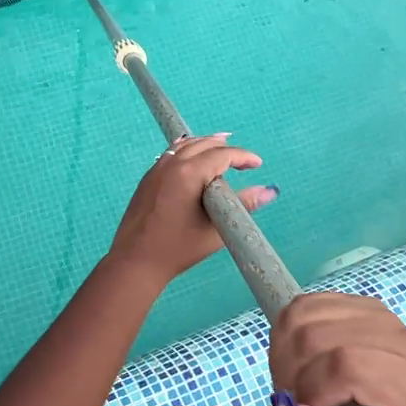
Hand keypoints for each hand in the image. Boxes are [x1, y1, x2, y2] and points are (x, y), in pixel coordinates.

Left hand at [108, 133, 276, 283]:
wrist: (135, 261)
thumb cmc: (178, 249)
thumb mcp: (215, 228)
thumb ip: (243, 206)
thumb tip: (270, 192)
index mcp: (189, 173)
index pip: (222, 154)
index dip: (243, 157)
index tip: (258, 164)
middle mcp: (171, 164)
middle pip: (203, 144)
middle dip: (225, 148)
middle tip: (243, 161)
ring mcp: (156, 170)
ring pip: (185, 145)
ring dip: (205, 145)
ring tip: (221, 150)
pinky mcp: (147, 179)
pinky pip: (171, 154)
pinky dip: (188, 151)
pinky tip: (194, 161)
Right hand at [268, 293, 405, 405]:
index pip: (349, 367)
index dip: (312, 390)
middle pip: (322, 337)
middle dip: (292, 371)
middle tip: (296, 402)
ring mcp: (389, 319)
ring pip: (311, 317)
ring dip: (287, 352)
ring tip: (298, 383)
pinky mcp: (364, 304)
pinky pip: (309, 304)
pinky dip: (291, 330)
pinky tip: (302, 359)